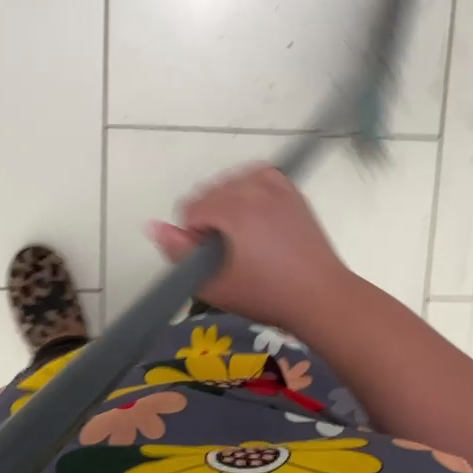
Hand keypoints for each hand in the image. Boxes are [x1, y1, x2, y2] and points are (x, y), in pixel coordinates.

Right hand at [147, 163, 351, 327]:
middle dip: (209, 218)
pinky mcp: (291, 189)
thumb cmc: (265, 295)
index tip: (214, 261)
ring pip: (230, 182)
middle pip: (208, 192)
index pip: (189, 209)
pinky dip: (249, 190)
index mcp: (233, 207)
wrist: (320, 296)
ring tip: (244, 237)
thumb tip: (152, 225)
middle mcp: (253, 187)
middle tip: (231, 253)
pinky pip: (256, 176)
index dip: (193, 238)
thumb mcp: (214, 284)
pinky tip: (255, 216)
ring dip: (227, 204)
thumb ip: (178, 253)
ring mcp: (276, 185)